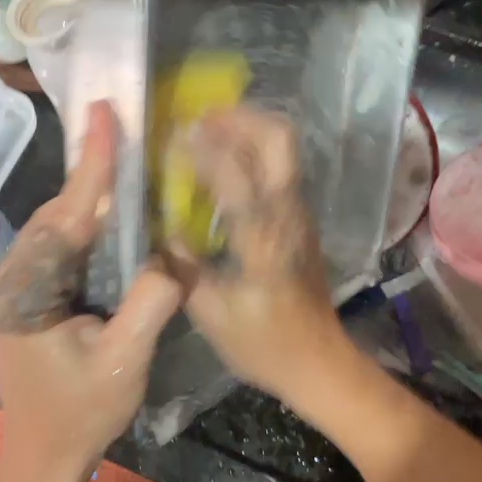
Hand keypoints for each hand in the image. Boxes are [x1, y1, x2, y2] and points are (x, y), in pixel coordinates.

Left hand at [0, 102, 183, 472]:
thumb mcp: (125, 362)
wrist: (45, 459)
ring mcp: (4, 291)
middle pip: (54, 221)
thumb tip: (175, 251)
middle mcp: (1, 284)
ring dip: (91, 206)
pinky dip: (84, 234)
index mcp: (19, 297)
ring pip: (54, 234)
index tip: (105, 116)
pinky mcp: (17, 300)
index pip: (61, 221)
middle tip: (127, 137)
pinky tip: (112, 222)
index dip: (90, 169)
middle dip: (93, 183)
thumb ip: (150, 302)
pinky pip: (54, 253)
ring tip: (126, 169)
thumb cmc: (83, 416)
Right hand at [173, 106, 352, 397]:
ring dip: (246, 132)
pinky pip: (280, 171)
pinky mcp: (302, 223)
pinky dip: (252, 155)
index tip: (171, 136)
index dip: (201, 147)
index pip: (234, 172)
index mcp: (263, 238)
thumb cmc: (266, 346)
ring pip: (283, 151)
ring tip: (205, 134)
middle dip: (238, 118)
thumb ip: (182, 269)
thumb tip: (161, 233)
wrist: (320, 362)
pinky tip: (222, 169)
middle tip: (198, 119)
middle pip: (277, 139)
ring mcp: (300, 215)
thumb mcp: (212, 315)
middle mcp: (288, 214)